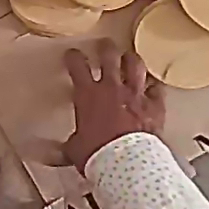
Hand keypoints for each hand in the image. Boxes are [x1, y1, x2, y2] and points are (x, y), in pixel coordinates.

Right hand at [63, 41, 165, 170]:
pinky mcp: (154, 105)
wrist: (127, 163)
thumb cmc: (97, 154)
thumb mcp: (74, 150)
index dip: (73, 57)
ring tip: (130, 57)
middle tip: (105, 44)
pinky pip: (156, 88)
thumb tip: (51, 154)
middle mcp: (112, 88)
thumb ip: (67, 146)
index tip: (72, 54)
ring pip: (135, 65)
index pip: (77, 67)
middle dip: (106, 48)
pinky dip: (153, 87)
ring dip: (131, 59)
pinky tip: (152, 87)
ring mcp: (135, 94)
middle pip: (109, 56)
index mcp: (88, 95)